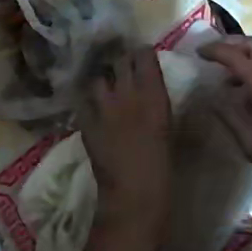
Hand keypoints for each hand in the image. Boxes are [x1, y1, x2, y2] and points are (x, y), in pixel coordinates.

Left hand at [79, 47, 172, 250]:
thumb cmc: (163, 167)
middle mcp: (127, 93)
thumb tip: (149, 91)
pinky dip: (88, 103)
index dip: (142, 54)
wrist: (134, 196)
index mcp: (154, 94)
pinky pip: (83, 100)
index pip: (144, 55)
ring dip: (103, 82)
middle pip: (120, 60)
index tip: (143, 57)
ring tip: (107, 91)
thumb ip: (156, 104)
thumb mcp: (168, 128)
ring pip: (98, 78)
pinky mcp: (86, 120)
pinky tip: (91, 109)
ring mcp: (103, 106)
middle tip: (125, 72)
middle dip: (122, 63)